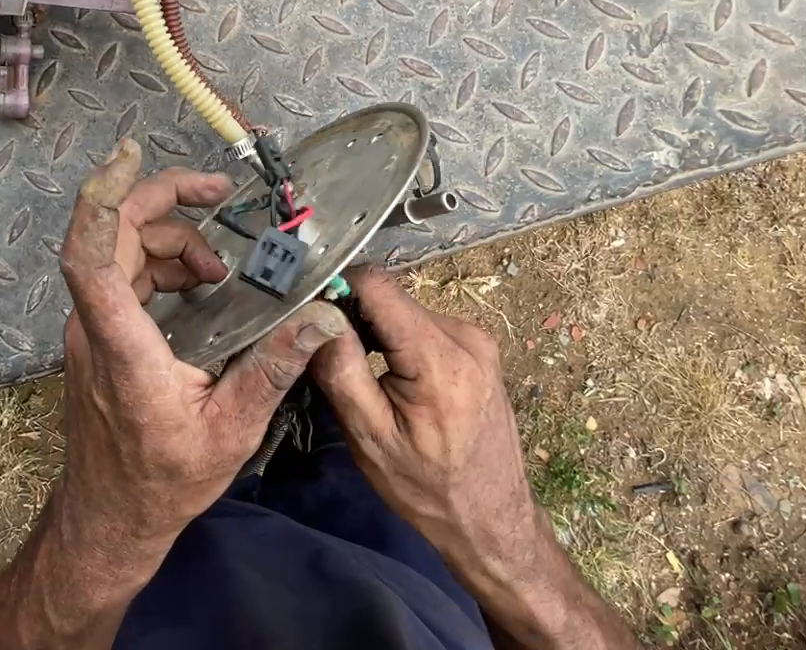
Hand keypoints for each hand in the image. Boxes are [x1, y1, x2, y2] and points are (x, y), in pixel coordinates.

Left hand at [0, 140, 349, 649]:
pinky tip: (203, 286)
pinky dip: (163, 263)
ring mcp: (93, 325)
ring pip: (120, 249)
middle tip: (218, 192)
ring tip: (223, 267)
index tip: (127, 157)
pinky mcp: (101, 331)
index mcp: (120, 344)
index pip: (90, 256)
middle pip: (110, 233)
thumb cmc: (163, 480)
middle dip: (162, 198)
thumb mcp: (231, 430)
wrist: (110, 514)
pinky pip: (125, 273)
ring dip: (171, 238)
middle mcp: (96, 324)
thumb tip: (320, 318)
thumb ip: (272, 368)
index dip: (103, 199)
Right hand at [313, 267, 635, 649]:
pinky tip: (389, 373)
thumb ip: (340, 368)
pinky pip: (420, 322)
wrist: (492, 521)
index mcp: (439, 356)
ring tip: (361, 370)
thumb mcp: (369, 435)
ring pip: (401, 308)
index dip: (336, 290)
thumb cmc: (426, 487)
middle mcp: (464, 334)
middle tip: (332, 357)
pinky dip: (396, 338)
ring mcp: (476, 337)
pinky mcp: (477, 346)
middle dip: (353, 316)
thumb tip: (314, 312)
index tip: (312, 318)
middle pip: (387, 296)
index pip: (375, 284)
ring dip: (374, 330)